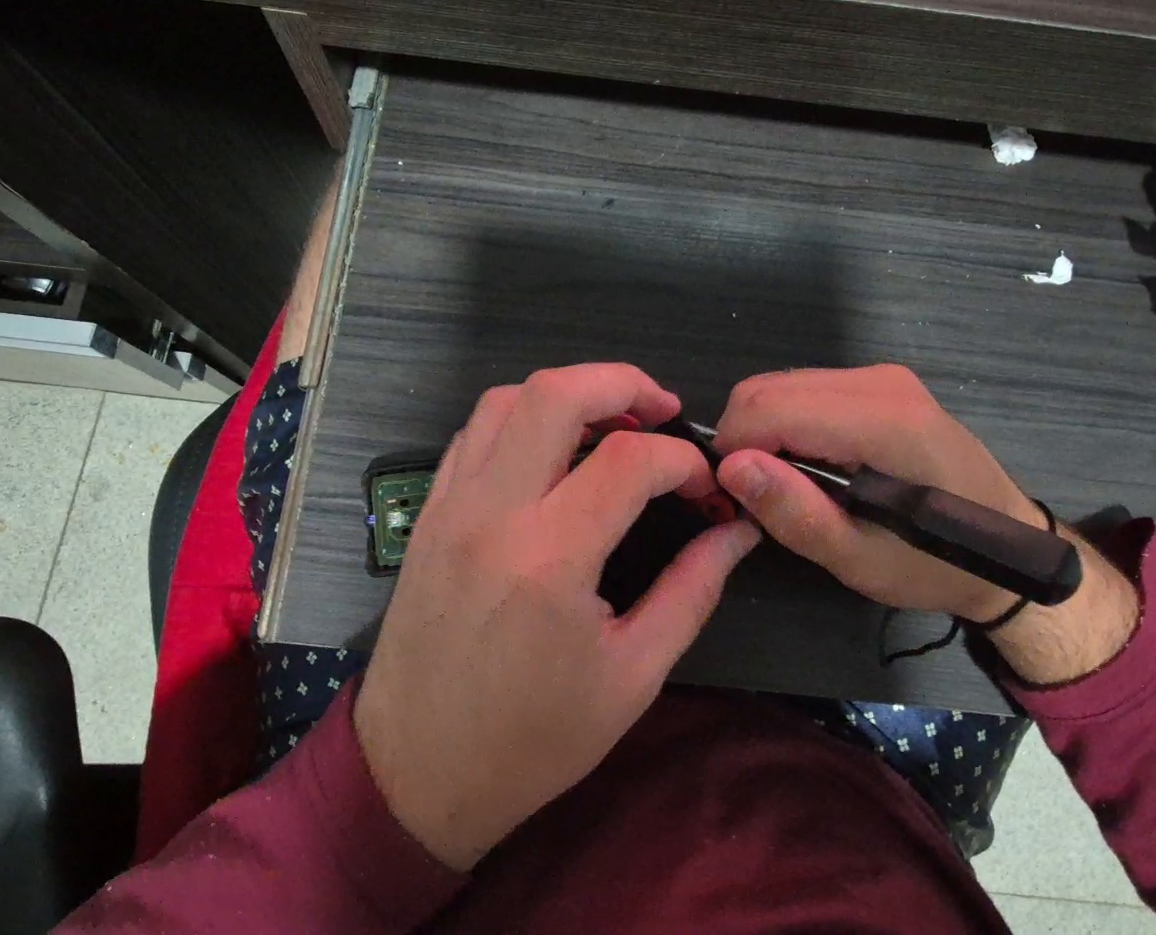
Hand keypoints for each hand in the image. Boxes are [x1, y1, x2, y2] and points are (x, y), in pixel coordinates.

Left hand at [353, 364, 762, 870]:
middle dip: (622, 383)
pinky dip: (520, 420)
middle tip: (663, 411)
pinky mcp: (427, 515)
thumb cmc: (535, 739)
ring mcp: (449, 507)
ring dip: (567, 394)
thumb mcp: (634, 675)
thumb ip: (692, 590)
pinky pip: (473, 435)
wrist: (418, 772)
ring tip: (612, 424)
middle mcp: (492, 512)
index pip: (629, 460)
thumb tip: (736, 530)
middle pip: (555, 394)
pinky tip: (553, 452)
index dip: (683, 461)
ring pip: (505, 400)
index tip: (705, 489)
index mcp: (550, 557)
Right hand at [712, 364, 1037, 622]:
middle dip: (742, 441)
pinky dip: (786, 424)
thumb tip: (731, 467)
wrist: (1008, 545)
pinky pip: (804, 390)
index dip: (733, 451)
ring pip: (779, 386)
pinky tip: (809, 467)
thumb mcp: (858, 559)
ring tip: (785, 486)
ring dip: (762, 434)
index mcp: (882, 422)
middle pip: (766, 389)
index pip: (768, 408)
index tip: (734, 499)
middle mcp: (880, 382)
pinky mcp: (881, 383)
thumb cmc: (935, 563)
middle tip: (756, 497)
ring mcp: (882, 376)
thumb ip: (795, 512)